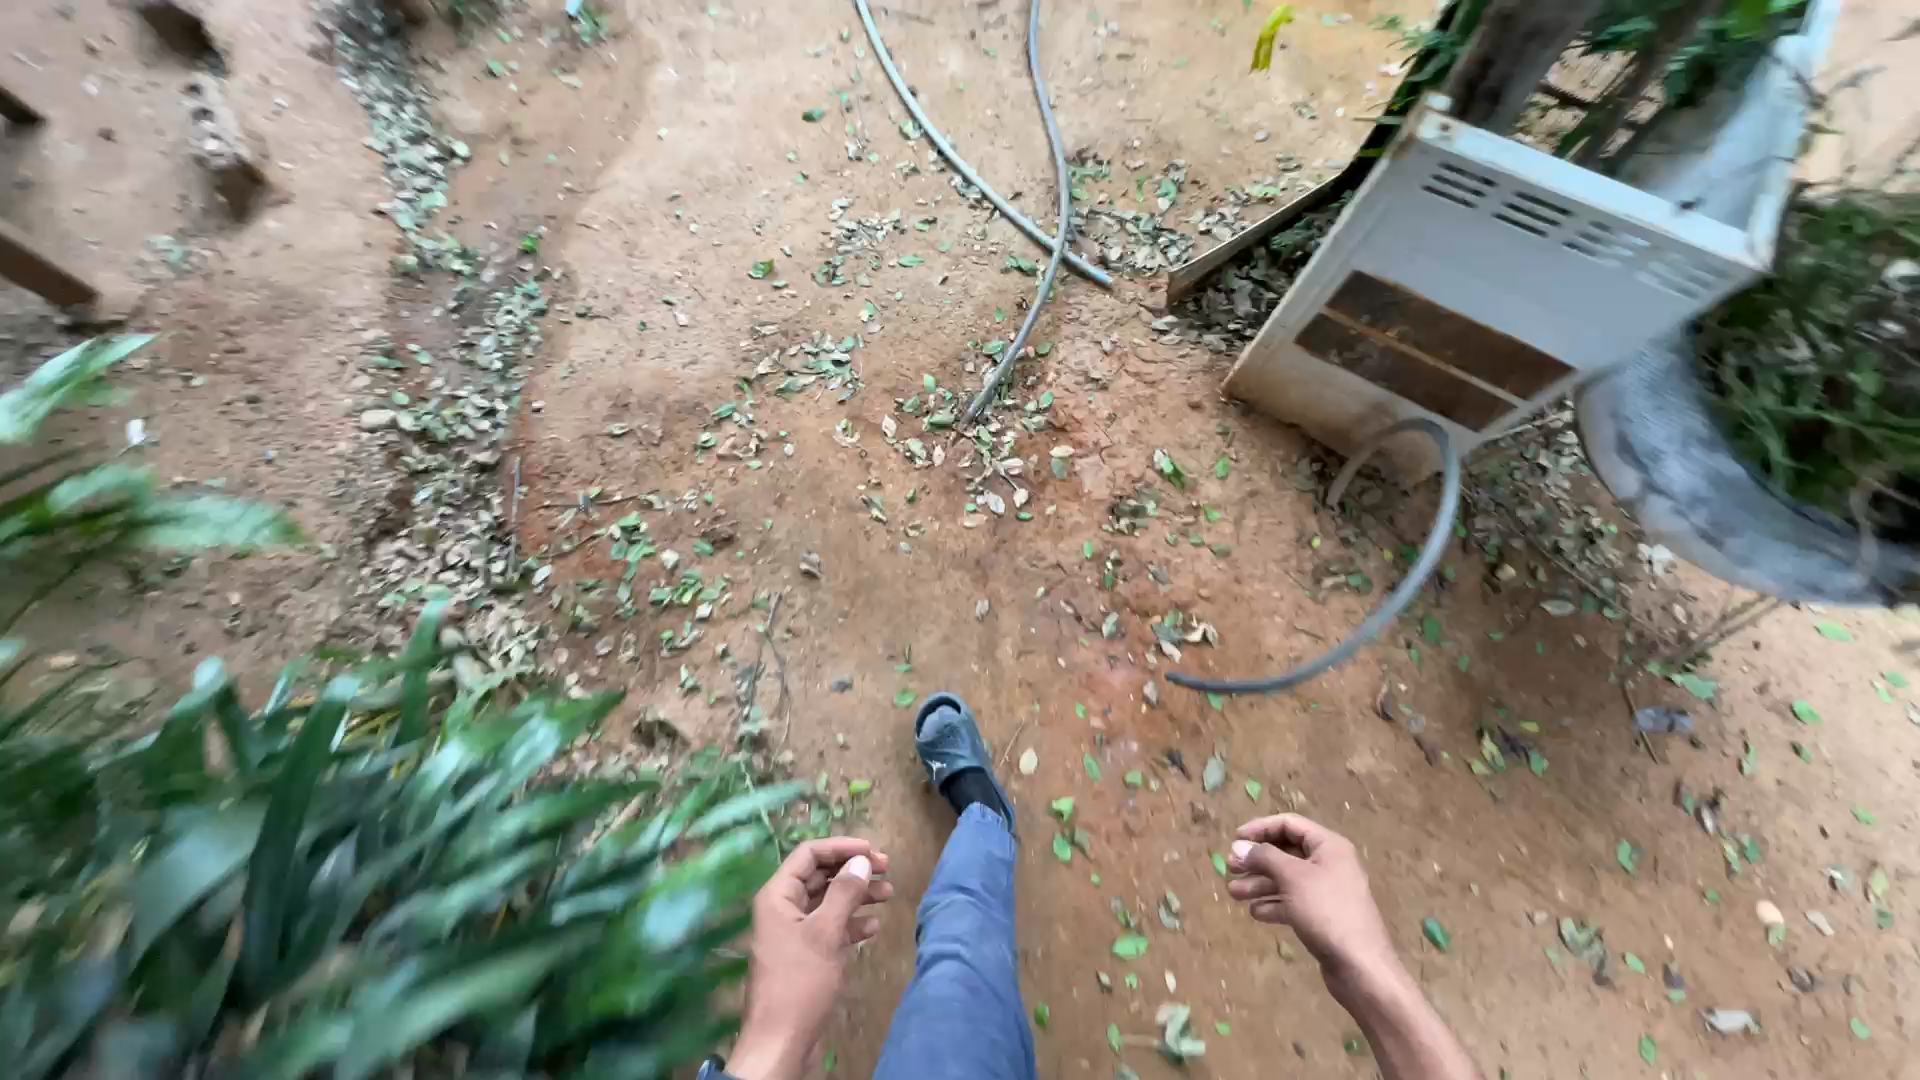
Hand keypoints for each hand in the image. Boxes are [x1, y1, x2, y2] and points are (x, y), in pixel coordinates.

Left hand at [729, 838, 893, 1079]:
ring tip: (889, 895)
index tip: (873, 851)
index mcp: (778, 895)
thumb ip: (845, 892)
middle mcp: (784, 907)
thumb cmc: (800, 981)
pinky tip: (873, 928)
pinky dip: (851, 923)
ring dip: (858, 895)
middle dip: (854, 870)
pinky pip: (831, 927)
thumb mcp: (825, 933)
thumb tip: (862, 861)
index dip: (842, 847)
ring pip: (829, 901)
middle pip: (822, 875)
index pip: (809, 854)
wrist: (781, 1043)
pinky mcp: (805, 954)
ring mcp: (794, 931)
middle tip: (887, 869)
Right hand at [1226, 814, 1396, 978]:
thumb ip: (1263, 857)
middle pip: (1285, 852)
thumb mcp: (1292, 877)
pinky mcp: (1323, 916)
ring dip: (1259, 883)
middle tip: (1230, 868)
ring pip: (1286, 879)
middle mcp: (1329, 864)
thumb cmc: (1326, 911)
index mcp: (1328, 846)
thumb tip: (1238, 846)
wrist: (1361, 968)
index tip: (1235, 839)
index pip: (1289, 824)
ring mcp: (1327, 891)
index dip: (1260, 828)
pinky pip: (1293, 902)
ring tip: (1234, 894)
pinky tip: (1256, 912)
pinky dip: (1274, 904)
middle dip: (1256, 860)